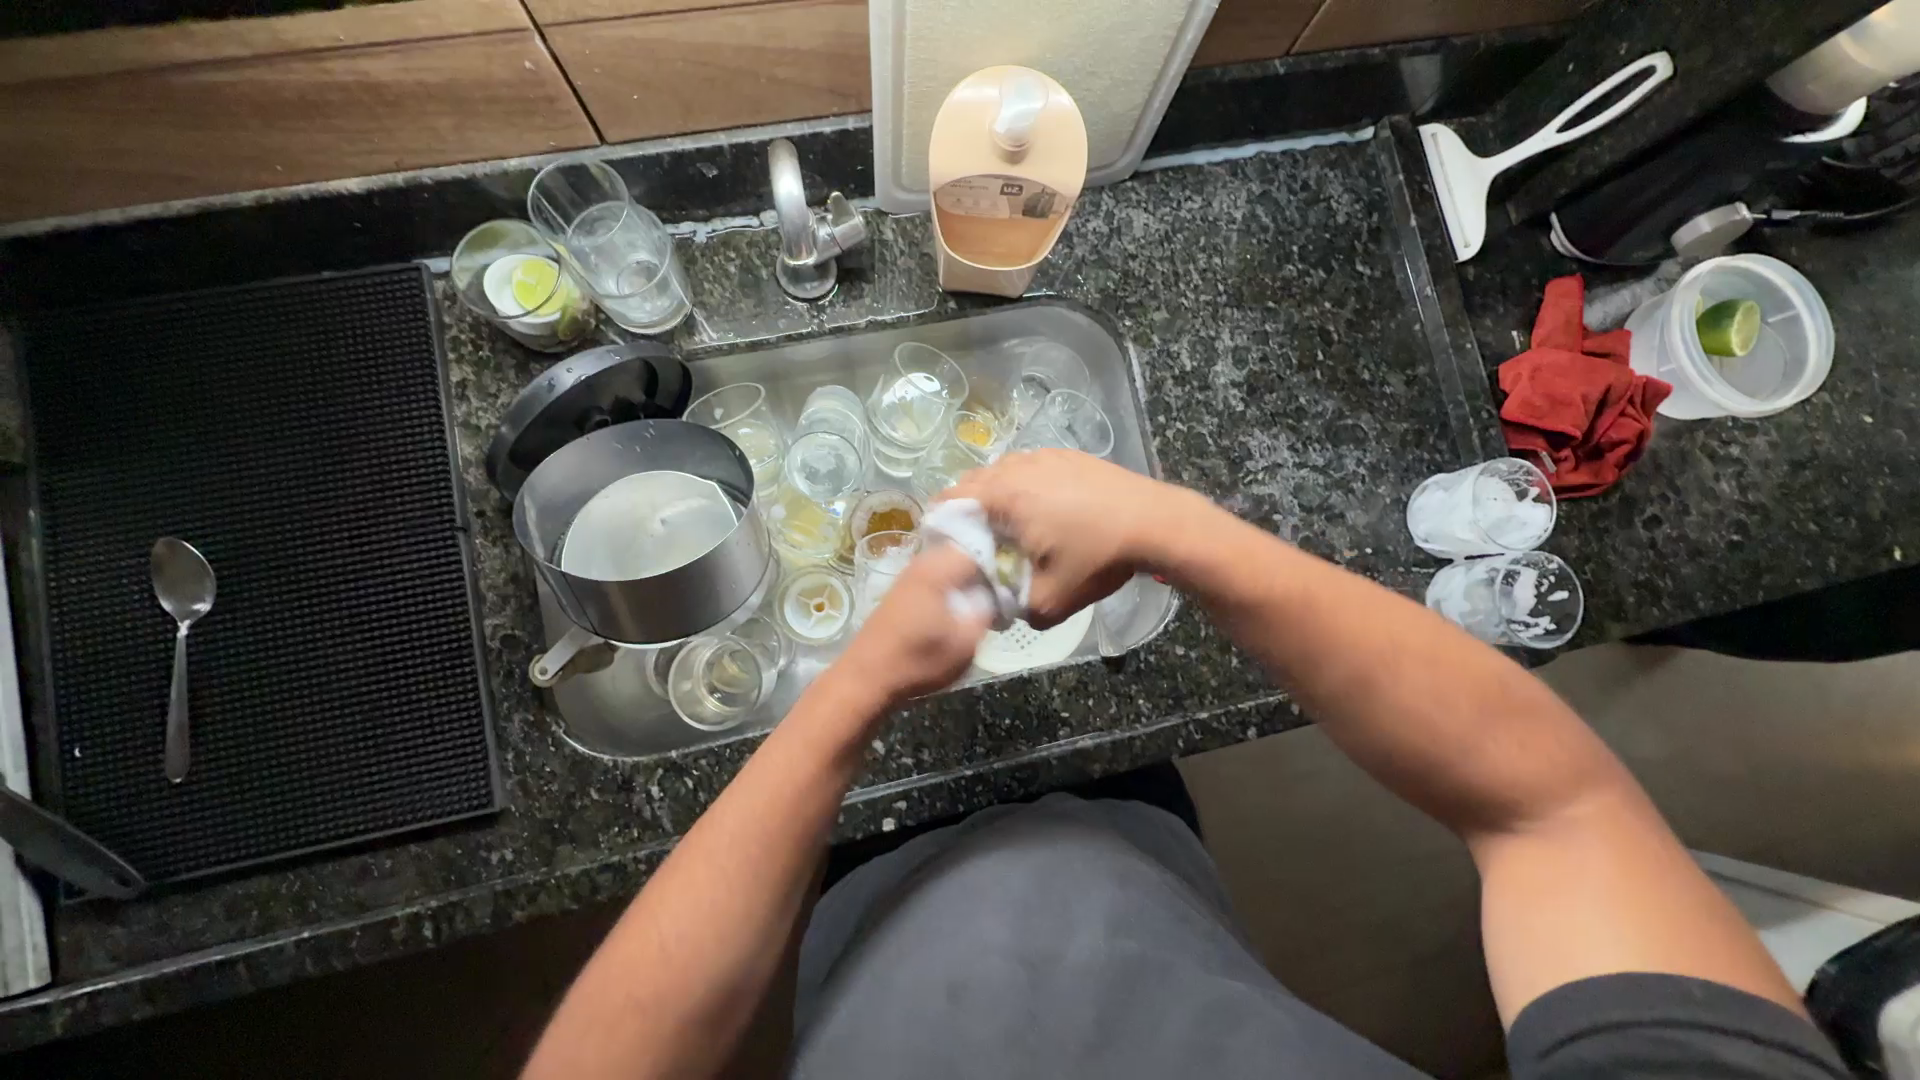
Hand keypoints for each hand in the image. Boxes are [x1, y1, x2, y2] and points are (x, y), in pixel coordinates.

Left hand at [830, 545, 993, 707]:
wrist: (866, 678)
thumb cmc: (918, 661)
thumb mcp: (966, 641)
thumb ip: (988, 610)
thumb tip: (1000, 592)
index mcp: (939, 568)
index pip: (982, 544)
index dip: (1003, 557)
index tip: (1017, 574)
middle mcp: (922, 562)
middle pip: (964, 549)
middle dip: (986, 564)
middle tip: (1005, 585)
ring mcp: (909, 574)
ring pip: (949, 562)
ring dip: (968, 575)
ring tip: (987, 595)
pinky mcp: (902, 590)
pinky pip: (936, 575)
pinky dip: (952, 583)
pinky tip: (961, 603)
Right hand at [941, 449, 1198, 629]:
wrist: (1156, 523)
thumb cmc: (1098, 558)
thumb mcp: (1051, 602)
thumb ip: (1016, 610)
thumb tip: (1004, 610)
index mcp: (1004, 496)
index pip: (948, 499)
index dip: (939, 524)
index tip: (945, 548)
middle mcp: (1018, 467)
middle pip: (972, 482)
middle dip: (966, 510)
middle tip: (975, 541)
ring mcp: (1045, 456)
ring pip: (1002, 471)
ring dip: (995, 496)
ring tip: (1008, 526)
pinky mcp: (1069, 456)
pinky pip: (1031, 467)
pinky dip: (1025, 485)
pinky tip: (1043, 510)